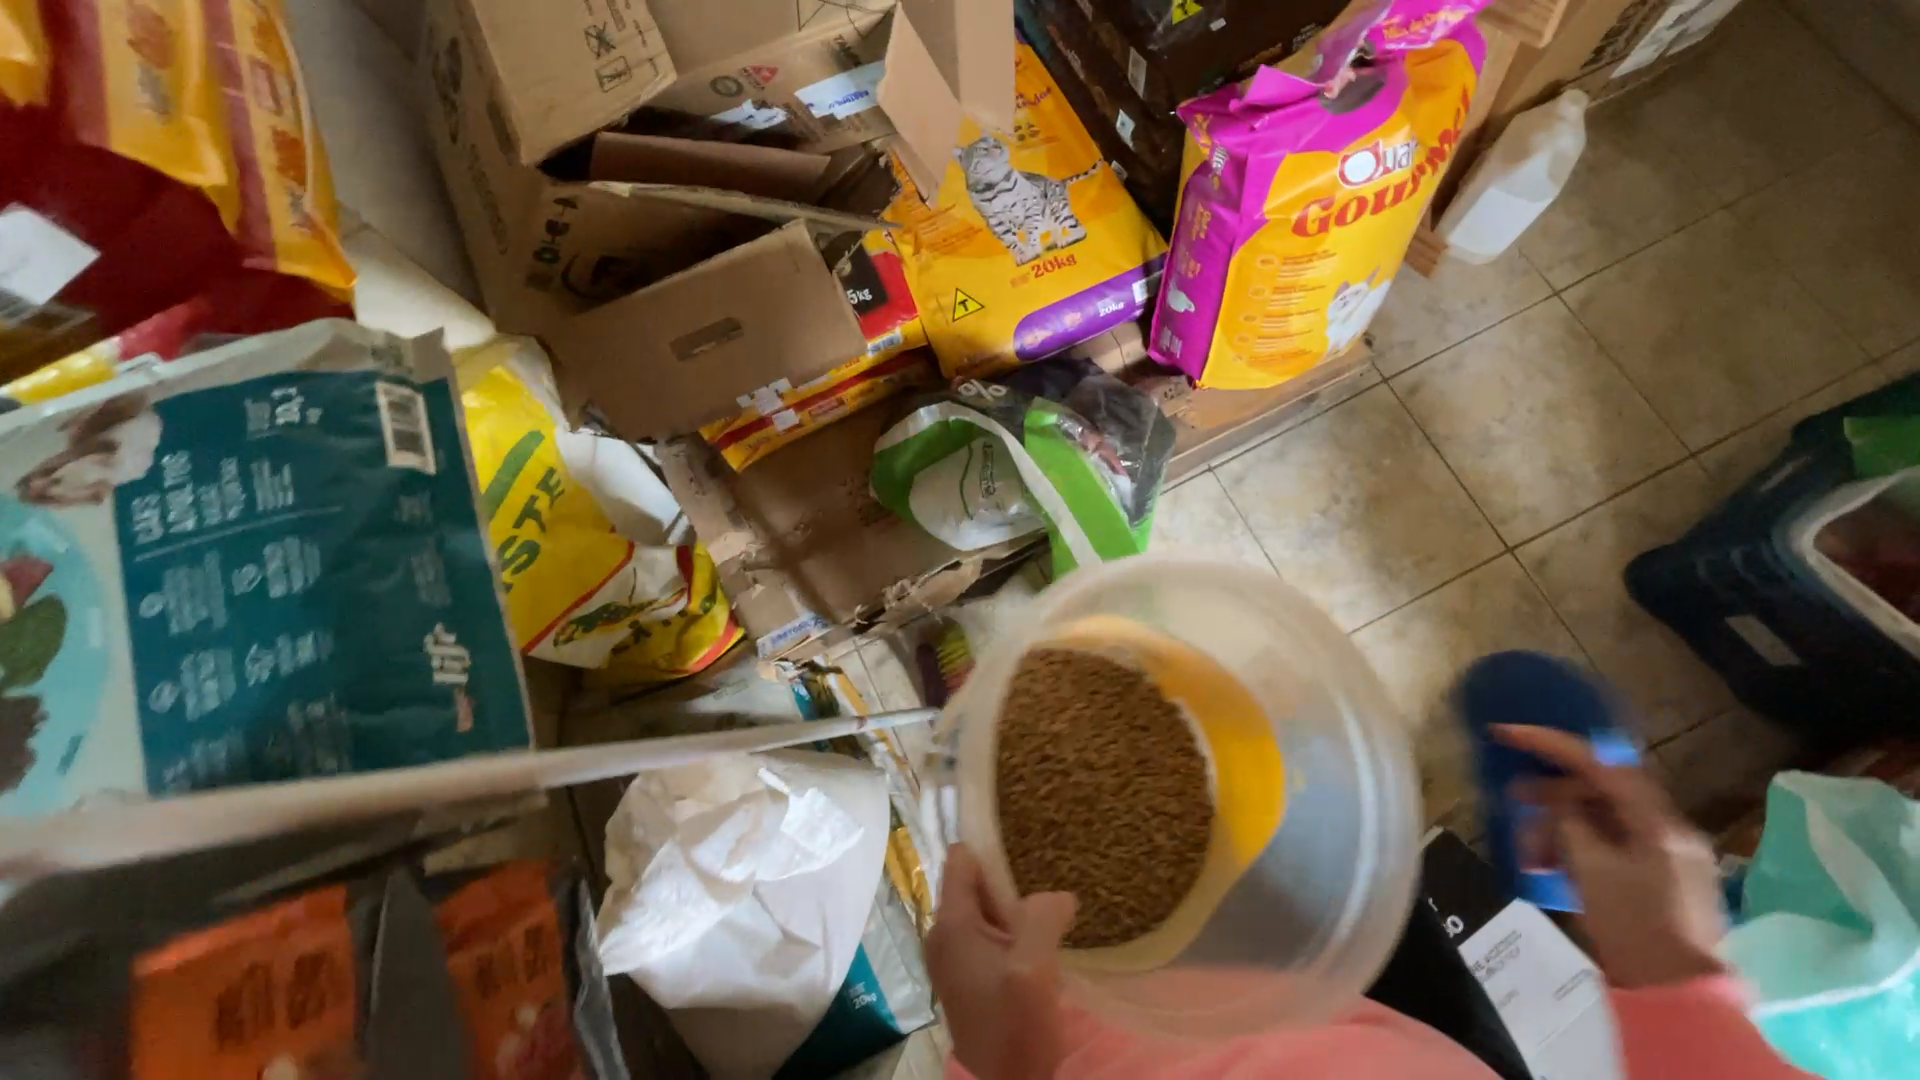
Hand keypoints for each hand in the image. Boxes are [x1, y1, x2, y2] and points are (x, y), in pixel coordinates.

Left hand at [927, 845, 1076, 1079]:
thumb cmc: (1014, 1027)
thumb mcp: (1033, 969)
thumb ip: (1042, 919)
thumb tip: (1058, 896)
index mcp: (951, 924)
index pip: (960, 859)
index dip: (988, 847)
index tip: (1021, 846)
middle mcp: (942, 934)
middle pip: (973, 884)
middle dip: (1006, 884)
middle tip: (1042, 891)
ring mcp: (952, 956)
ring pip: (983, 910)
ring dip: (1011, 911)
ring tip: (1044, 915)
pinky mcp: (965, 975)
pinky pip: (986, 935)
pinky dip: (1008, 932)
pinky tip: (1035, 943)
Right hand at [1493, 725, 1729, 989]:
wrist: (1675, 996)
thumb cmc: (1632, 925)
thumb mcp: (1589, 867)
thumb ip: (1568, 821)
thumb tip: (1551, 800)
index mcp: (1658, 823)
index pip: (1601, 762)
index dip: (1550, 742)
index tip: (1506, 732)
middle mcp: (1668, 829)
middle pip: (1599, 788)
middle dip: (1550, 792)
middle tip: (1512, 797)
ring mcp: (1664, 853)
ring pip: (1599, 816)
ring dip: (1558, 824)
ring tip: (1530, 849)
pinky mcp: (1655, 874)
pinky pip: (1607, 840)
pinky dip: (1575, 843)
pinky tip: (1550, 863)